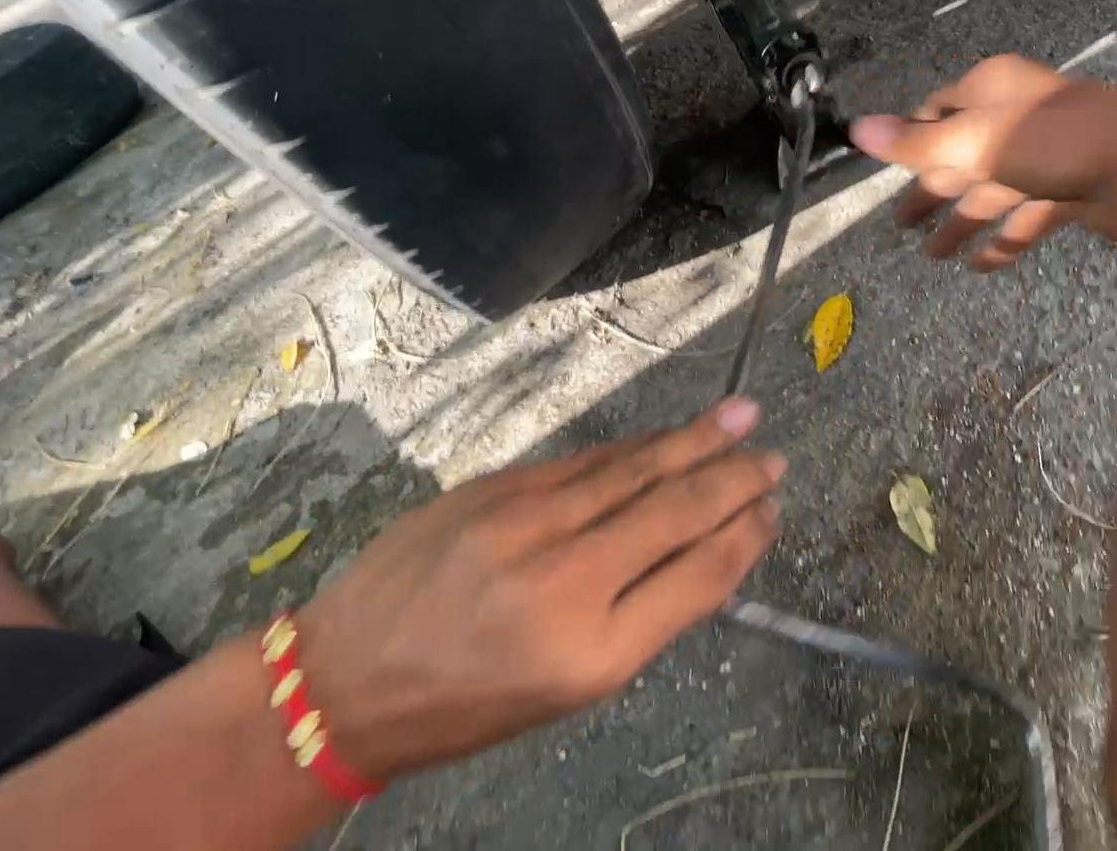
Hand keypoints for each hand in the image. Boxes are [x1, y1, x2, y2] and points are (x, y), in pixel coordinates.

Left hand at [289, 398, 781, 780]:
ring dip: (695, 440)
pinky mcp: (494, 489)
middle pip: (675, 509)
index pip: (697, 575)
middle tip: (773, 455)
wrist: (343, 678)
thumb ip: (649, 613)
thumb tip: (713, 545)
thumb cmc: (473, 701)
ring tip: (741, 414)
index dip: (744, 535)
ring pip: (634, 469)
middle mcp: (565, 579)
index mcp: (592, 651)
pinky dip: (637, 447)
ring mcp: (524, 523)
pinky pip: (585, 460)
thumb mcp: (574, 685)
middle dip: (734, 476)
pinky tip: (667, 435)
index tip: (771, 510)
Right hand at [849, 54, 1116, 267]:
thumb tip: (855, 128)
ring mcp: (1051, 152)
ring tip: (937, 258)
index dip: (914, 140)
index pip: (939, 109)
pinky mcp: (1075, 186)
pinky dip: (1007, 237)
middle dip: (933, 193)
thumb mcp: (974, 141)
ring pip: (995, 189)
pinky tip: (986, 264)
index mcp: (993, 90)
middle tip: (904, 228)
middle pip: (964, 156)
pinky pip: (1030, 213)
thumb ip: (915, 142)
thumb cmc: (1053, 143)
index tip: (893, 172)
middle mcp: (1020, 115)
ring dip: (965, 223)